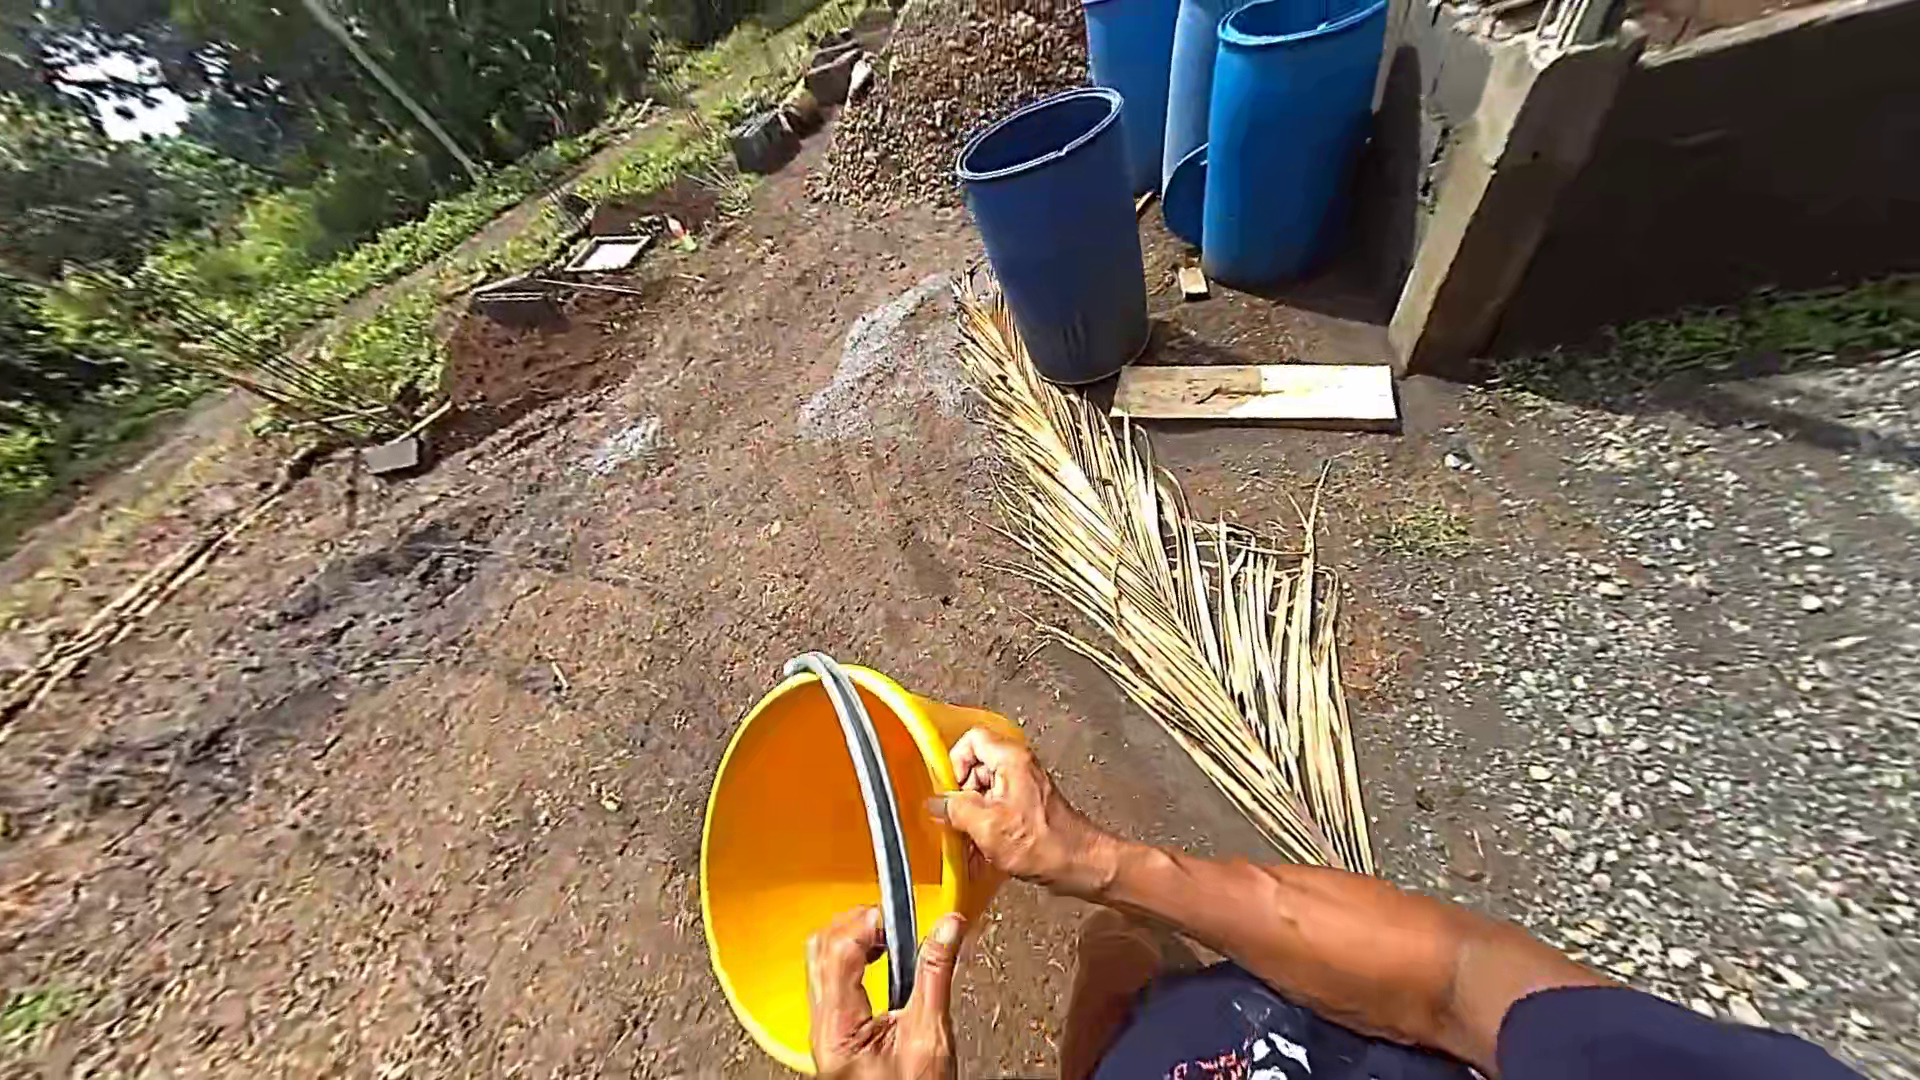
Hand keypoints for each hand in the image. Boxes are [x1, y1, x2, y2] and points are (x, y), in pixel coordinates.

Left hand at [807, 906, 965, 1079]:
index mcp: (839, 1028)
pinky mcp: (836, 1026)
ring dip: (853, 934)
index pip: (839, 951)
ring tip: (887, 934)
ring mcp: (826, 1026)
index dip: (868, 924)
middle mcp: (823, 1025)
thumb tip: (947, 927)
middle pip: (822, 946)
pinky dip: (853, 951)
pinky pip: (831, 972)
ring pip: (821, 956)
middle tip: (890, 922)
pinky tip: (880, 955)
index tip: (896, 920)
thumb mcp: (930, 1039)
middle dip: (857, 922)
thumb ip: (936, 975)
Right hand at [931, 727, 1116, 897]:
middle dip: (962, 795)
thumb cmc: (1043, 843)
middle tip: (959, 821)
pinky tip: (983, 850)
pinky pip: (997, 805)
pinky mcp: (1027, 805)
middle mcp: (1017, 765)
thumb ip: (956, 810)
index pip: (971, 739)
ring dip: (973, 815)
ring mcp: (1023, 784)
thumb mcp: (988, 826)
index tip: (952, 791)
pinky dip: (987, 824)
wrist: (1080, 864)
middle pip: (975, 766)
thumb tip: (936, 803)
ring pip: (984, 789)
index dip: (956, 763)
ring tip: (971, 842)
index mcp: (1009, 758)